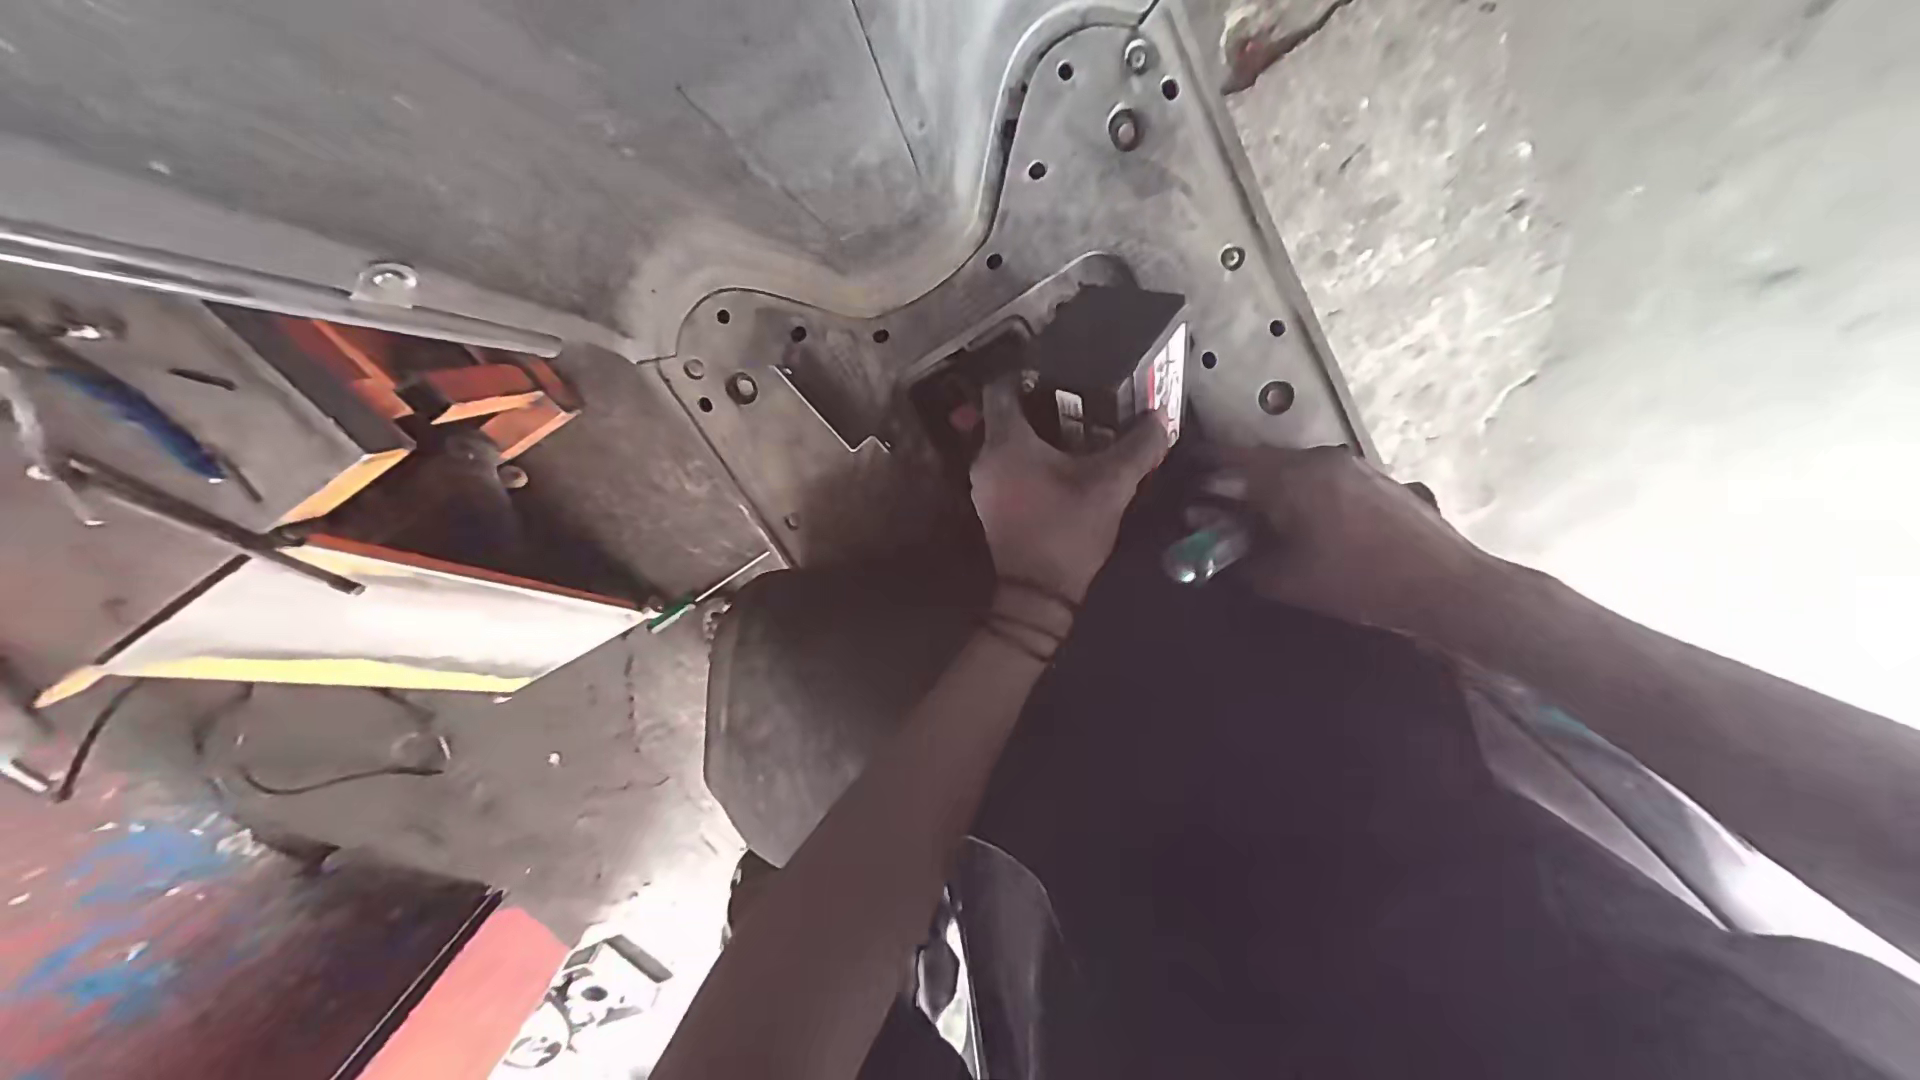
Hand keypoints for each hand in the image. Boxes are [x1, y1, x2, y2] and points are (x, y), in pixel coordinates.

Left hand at [969, 379, 1168, 600]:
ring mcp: (982, 484)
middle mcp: (984, 458)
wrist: (1038, 593)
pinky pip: (1006, 467)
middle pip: (1005, 415)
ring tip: (1073, 430)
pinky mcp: (989, 506)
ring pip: (1006, 444)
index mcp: (1005, 443)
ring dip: (1035, 435)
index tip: (1055, 370)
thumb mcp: (1110, 486)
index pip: (1000, 388)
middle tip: (1075, 399)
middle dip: (1038, 404)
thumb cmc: (1068, 531)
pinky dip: (1027, 460)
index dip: (1025, 373)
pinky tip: (1059, 465)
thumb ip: (1138, 447)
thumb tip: (1162, 418)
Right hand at [1214, 445, 1498, 632]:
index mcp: (1291, 476)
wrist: (1445, 586)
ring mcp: (1350, 463)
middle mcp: (1318, 457)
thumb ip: (1232, 551)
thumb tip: (1201, 529)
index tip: (1183, 485)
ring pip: (1289, 466)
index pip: (1228, 458)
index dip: (1200, 469)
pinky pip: (1317, 473)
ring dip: (1265, 486)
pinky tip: (1300, 521)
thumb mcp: (1281, 577)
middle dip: (1232, 481)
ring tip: (1257, 519)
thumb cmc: (1356, 583)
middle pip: (1258, 460)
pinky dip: (1295, 490)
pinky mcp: (1372, 475)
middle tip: (1216, 510)